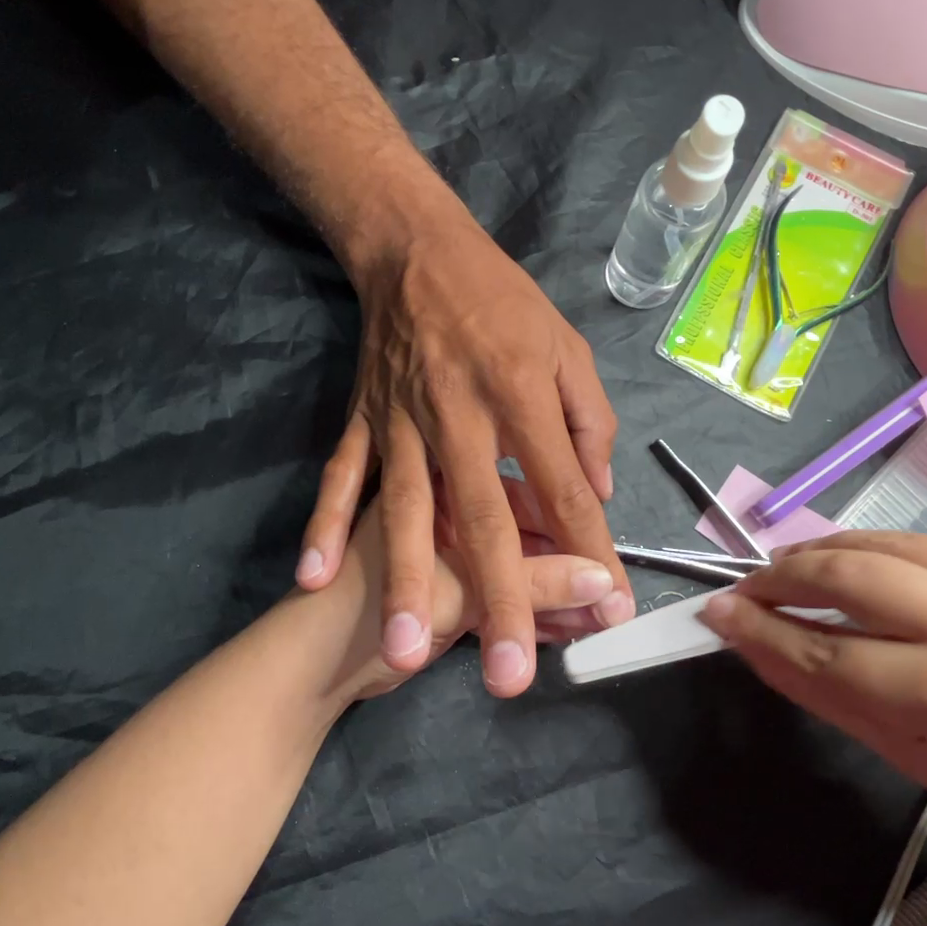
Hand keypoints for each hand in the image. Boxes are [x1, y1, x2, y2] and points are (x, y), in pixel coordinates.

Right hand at [297, 214, 632, 697]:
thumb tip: (595, 492)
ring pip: (405, 513)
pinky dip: (325, 526)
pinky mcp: (361, 421)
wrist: (416, 250)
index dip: (591, 550)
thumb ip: (587, 418)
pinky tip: (314, 579)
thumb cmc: (502, 301)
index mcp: (520, 395)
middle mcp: (460, 418)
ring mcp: (401, 423)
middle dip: (500, 599)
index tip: (612, 611)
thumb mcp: (567, 345)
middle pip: (483, 520)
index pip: (562, 488)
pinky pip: (342, 478)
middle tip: (510, 675)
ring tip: (406, 653)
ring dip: (405, 583)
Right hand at [697, 532, 926, 851]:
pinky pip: (922, 543)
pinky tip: (851, 568)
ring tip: (789, 570)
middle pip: (853, 574)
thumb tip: (739, 629)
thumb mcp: (891, 745)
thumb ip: (810, 680)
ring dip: (824, 552)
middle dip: (786, 574)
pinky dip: (873, 552)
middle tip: (750, 587)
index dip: (761, 629)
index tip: (717, 611)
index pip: (825, 650)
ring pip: (885, 543)